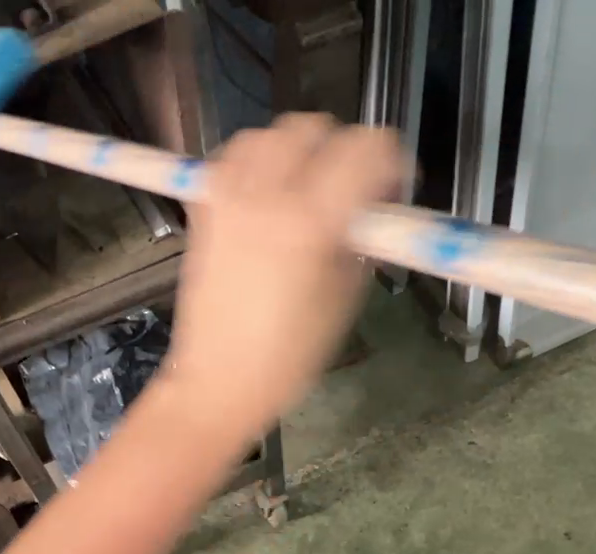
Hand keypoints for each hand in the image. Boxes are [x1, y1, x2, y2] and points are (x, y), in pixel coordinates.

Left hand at [161, 114, 403, 439]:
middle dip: (340, 149)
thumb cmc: (288, 357)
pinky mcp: (204, 213)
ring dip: (293, 149)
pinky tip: (263, 191)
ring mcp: (228, 201)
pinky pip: (228, 159)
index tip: (392, 188)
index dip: (390, 161)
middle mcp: (267, 197)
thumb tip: (368, 214)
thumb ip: (359, 243)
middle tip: (348, 188)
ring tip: (304, 186)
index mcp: (313, 222)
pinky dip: (251, 161)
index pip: (366, 148)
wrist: (219, 381)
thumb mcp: (343, 302)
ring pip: (267, 134)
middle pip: (313, 129)